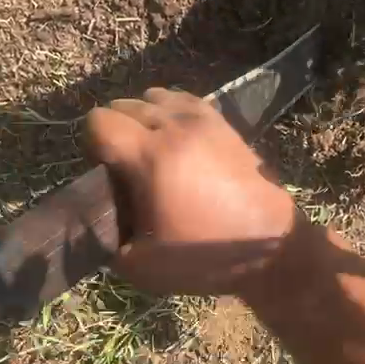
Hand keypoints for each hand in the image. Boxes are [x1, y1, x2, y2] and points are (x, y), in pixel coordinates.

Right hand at [85, 88, 299, 295]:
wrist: (272, 248)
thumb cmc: (206, 259)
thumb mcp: (143, 266)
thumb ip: (107, 242)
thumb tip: (95, 223)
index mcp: (151, 157)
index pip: (99, 121)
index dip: (93, 145)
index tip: (104, 173)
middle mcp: (175, 128)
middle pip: (124, 104)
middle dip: (116, 131)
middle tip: (126, 169)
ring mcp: (203, 121)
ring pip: (155, 97)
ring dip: (144, 118)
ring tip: (151, 152)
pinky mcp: (225, 124)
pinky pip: (184, 100)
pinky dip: (171, 112)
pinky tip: (175, 141)